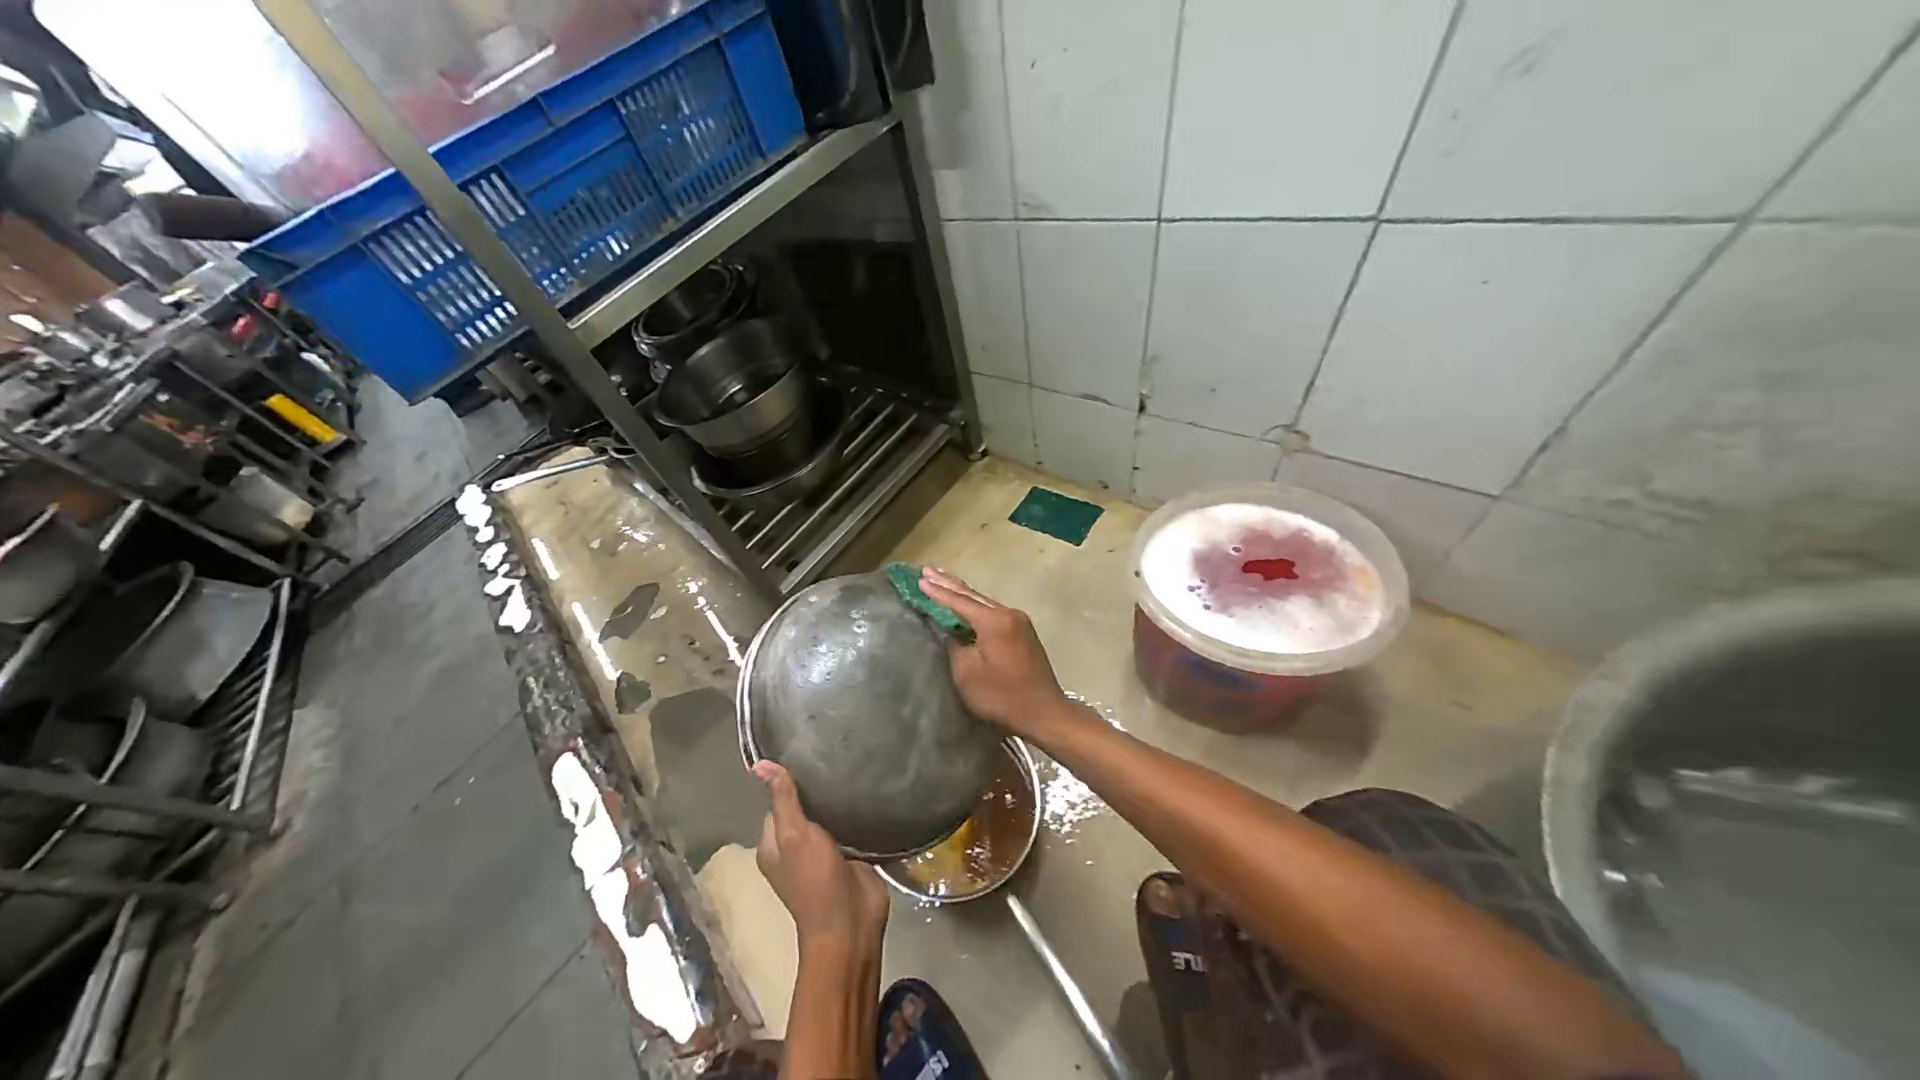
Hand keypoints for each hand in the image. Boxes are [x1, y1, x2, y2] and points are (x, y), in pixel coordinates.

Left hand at [752, 761, 888, 949]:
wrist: (851, 923)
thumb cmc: (815, 879)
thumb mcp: (794, 835)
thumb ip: (783, 799)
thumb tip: (758, 764)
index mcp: (773, 846)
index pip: (777, 803)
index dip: (788, 783)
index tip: (807, 759)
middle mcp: (796, 849)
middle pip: (805, 809)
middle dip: (818, 790)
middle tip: (836, 759)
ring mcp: (825, 853)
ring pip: (830, 817)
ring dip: (840, 801)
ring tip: (854, 769)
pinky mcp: (851, 857)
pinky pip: (852, 828)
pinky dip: (858, 815)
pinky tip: (869, 793)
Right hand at [919, 567, 1083, 740]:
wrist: (1043, 711)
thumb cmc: (1002, 695)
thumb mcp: (967, 673)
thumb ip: (954, 646)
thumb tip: (950, 632)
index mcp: (994, 621)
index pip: (959, 601)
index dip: (937, 592)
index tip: (919, 579)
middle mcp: (1009, 614)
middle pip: (973, 596)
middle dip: (949, 583)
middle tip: (927, 569)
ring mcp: (1019, 622)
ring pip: (984, 602)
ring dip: (962, 592)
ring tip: (942, 578)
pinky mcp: (1023, 632)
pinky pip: (993, 612)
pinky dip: (975, 605)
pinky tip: (965, 601)